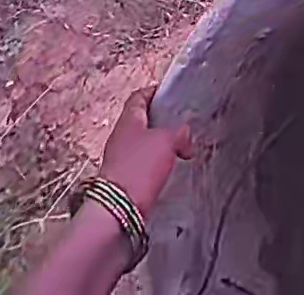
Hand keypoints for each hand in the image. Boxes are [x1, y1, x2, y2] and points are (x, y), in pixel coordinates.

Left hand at [96, 87, 193, 216]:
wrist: (118, 210)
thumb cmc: (141, 166)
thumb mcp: (167, 141)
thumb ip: (179, 133)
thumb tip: (185, 134)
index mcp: (129, 119)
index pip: (140, 96)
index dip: (155, 92)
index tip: (171, 95)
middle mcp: (121, 135)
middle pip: (142, 119)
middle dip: (161, 120)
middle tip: (180, 122)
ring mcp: (120, 158)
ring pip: (143, 142)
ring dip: (159, 143)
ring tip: (180, 147)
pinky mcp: (123, 179)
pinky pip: (142, 162)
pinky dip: (156, 162)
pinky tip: (169, 168)